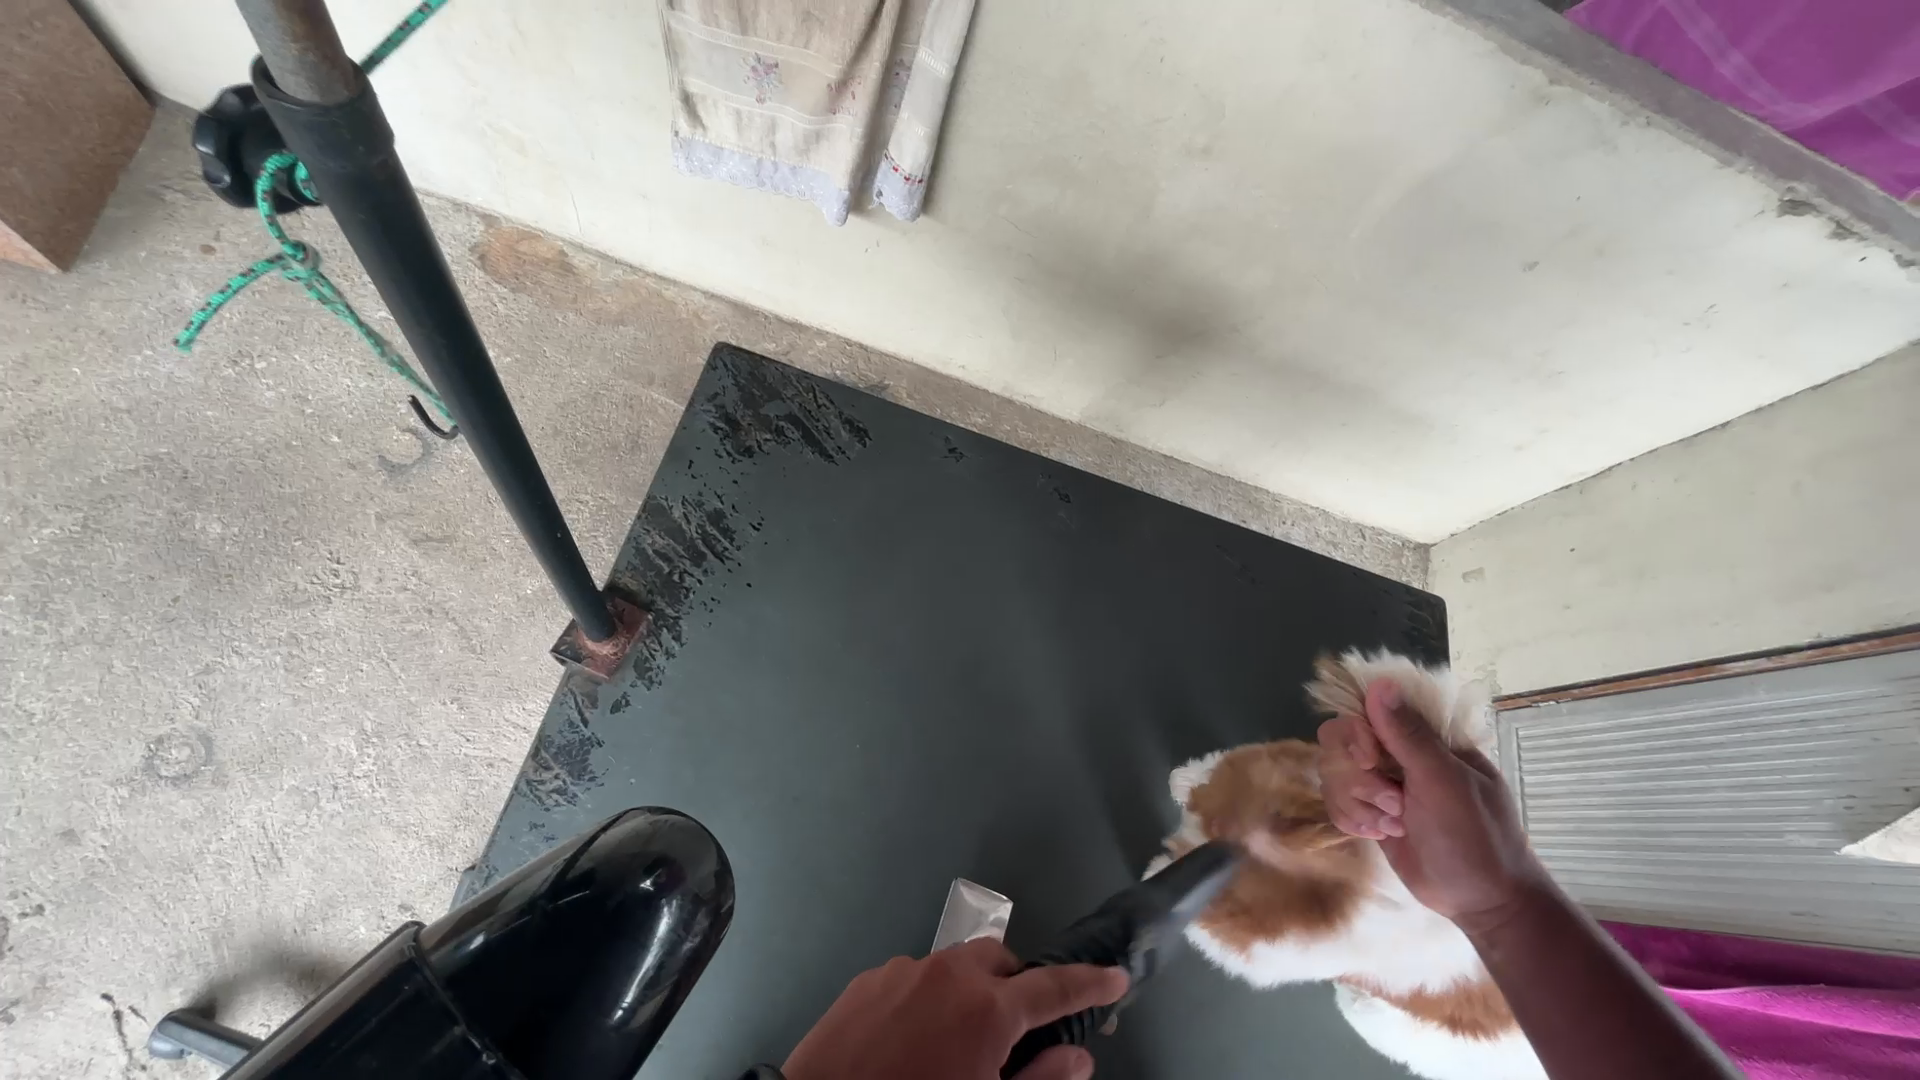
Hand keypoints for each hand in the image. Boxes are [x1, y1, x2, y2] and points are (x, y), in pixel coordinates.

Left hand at [782, 938, 1128, 1079]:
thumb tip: (1078, 1057)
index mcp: (987, 1009)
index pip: (1055, 988)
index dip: (1090, 983)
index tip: (1115, 978)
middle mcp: (949, 974)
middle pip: (1001, 962)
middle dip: (1017, 987)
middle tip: (1016, 1032)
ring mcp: (905, 970)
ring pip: (956, 967)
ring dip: (971, 991)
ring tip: (957, 1041)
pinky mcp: (869, 978)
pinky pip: (915, 977)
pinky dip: (930, 997)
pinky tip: (913, 1040)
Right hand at [1317, 679, 1550, 932]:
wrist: (1482, 903)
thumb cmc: (1476, 836)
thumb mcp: (1444, 782)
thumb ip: (1409, 734)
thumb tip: (1380, 683)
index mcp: (1423, 738)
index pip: (1365, 710)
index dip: (1357, 733)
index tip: (1369, 759)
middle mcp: (1397, 754)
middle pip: (1338, 741)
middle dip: (1355, 777)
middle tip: (1392, 803)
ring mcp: (1380, 783)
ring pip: (1332, 773)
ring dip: (1356, 803)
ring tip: (1392, 825)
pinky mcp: (1368, 812)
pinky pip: (1334, 801)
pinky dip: (1350, 819)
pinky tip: (1378, 835)